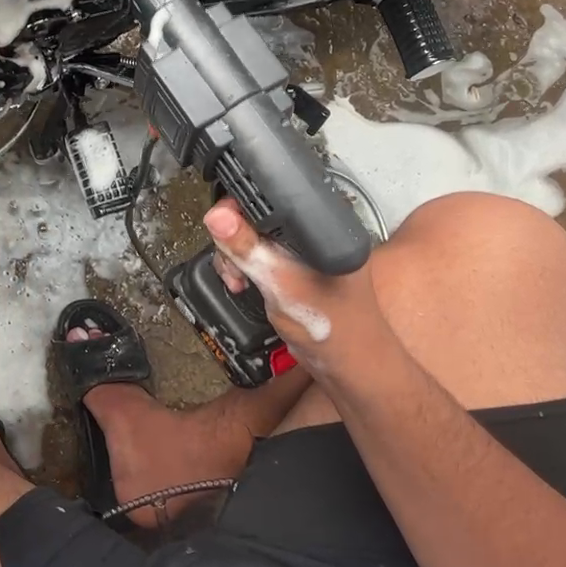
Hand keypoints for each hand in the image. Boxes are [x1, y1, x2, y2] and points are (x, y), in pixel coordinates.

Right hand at [201, 198, 400, 380]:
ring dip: (236, 259)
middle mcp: (315, 236)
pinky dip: (243, 271)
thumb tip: (218, 217)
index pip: (274, 200)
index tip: (223, 229)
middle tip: (234, 265)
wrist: (346, 366)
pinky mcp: (292, 272)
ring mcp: (303, 255)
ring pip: (254, 240)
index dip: (242, 209)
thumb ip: (247, 248)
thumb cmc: (331, 326)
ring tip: (238, 281)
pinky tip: (242, 285)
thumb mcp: (280, 282)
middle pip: (258, 220)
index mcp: (326, 226)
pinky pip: (258, 259)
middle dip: (235, 241)